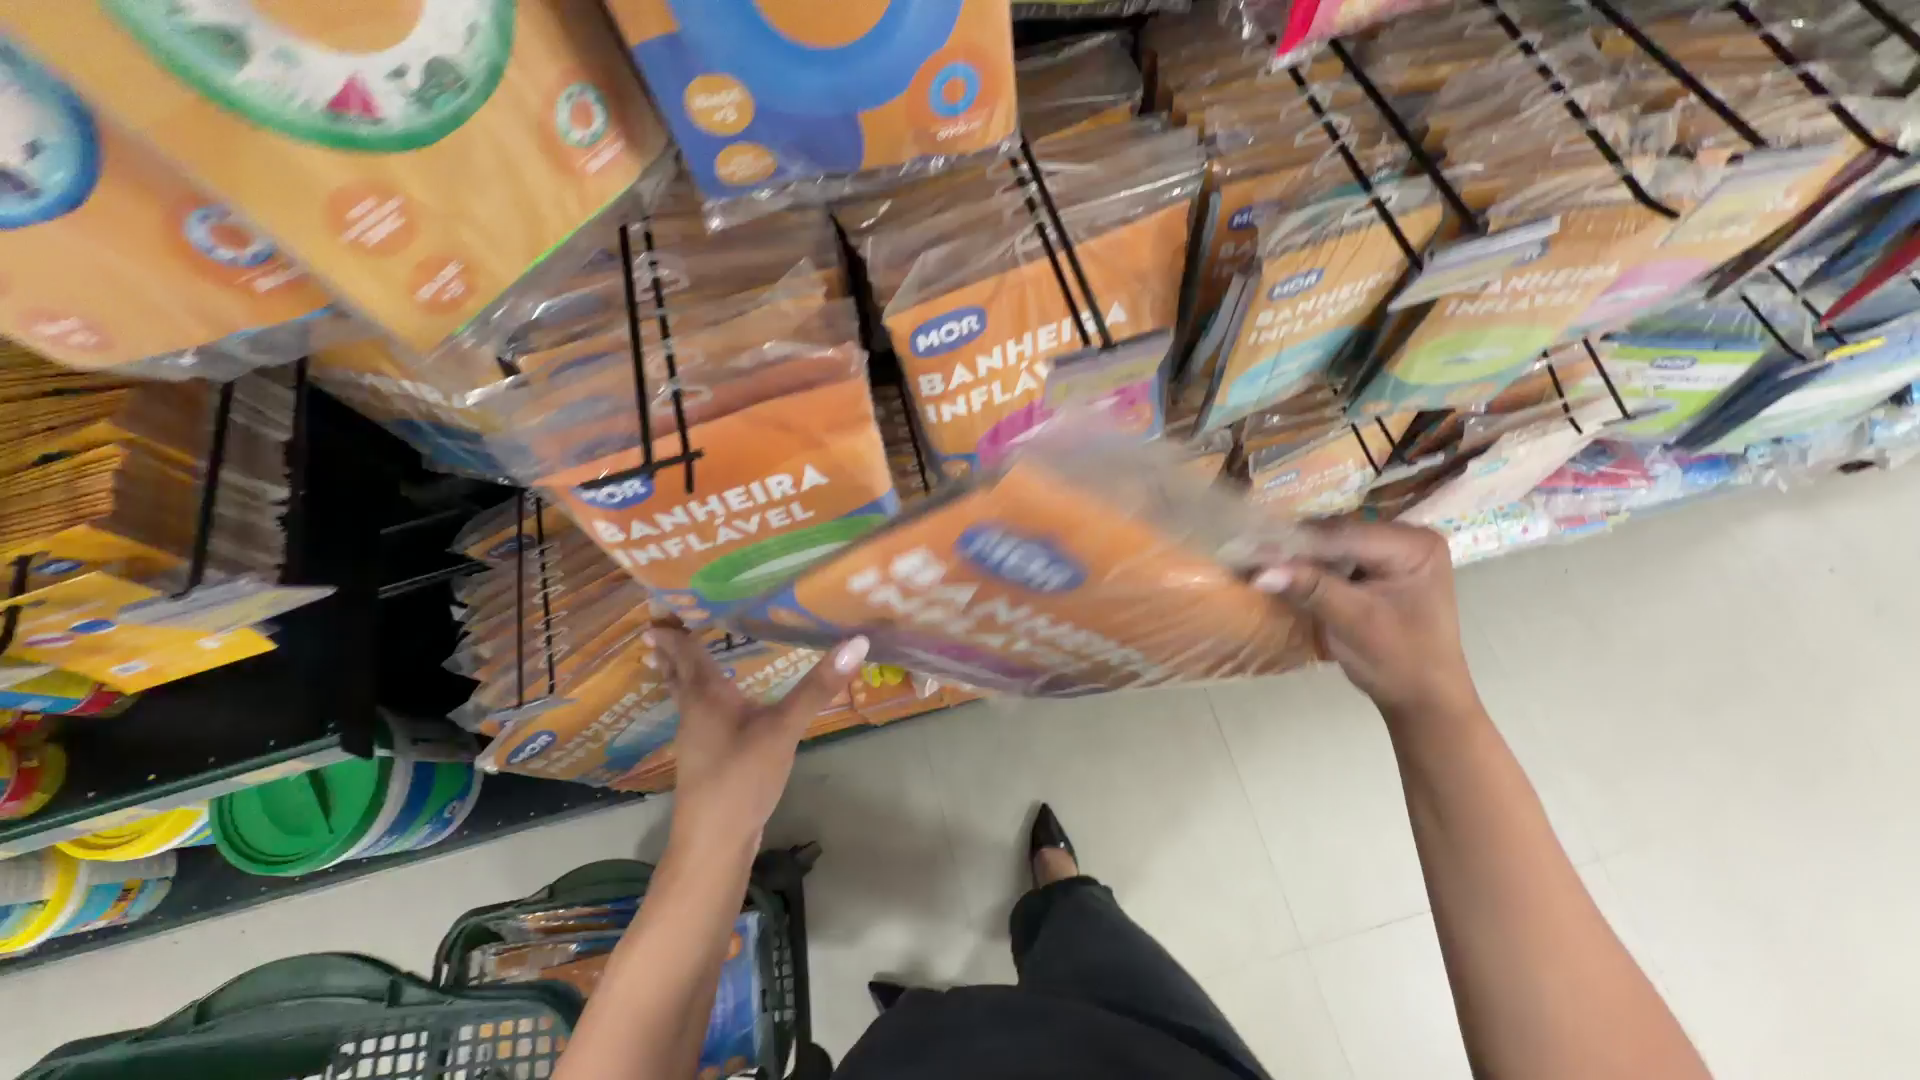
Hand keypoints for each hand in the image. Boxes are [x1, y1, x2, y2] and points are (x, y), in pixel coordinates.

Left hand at [646, 628, 869, 846]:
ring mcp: (696, 738)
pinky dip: (699, 699)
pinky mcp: (706, 759)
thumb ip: (818, 687)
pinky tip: (716, 706)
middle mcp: (694, 712)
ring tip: (678, 656)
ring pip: (684, 696)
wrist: (714, 840)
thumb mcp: (784, 728)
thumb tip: (858, 641)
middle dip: (670, 650)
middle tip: (660, 625)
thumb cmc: (742, 776)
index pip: (685, 652)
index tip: (660, 606)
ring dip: (680, 674)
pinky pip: (698, 715)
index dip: (673, 629)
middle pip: (677, 674)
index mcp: (706, 696)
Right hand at [1253, 521, 1478, 719]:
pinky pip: (1337, 560)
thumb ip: (1310, 588)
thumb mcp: (1353, 622)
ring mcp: (1393, 553)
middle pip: (1338, 535)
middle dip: (1295, 548)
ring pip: (1333, 546)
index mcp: (1414, 545)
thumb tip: (1260, 571)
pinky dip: (1310, 568)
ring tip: (1256, 560)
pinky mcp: (1379, 569)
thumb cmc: (1399, 661)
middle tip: (1248, 552)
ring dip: (1298, 557)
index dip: (1298, 543)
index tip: (1252, 548)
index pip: (1346, 535)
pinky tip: (1280, 572)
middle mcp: (1407, 538)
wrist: (1423, 699)